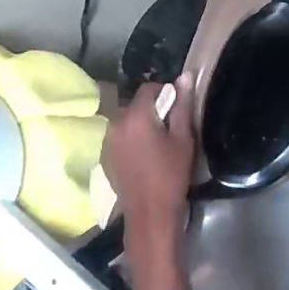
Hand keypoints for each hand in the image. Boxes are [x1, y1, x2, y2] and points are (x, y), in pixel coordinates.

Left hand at [104, 76, 196, 246]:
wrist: (150, 212)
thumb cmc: (172, 174)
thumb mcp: (184, 139)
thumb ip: (183, 107)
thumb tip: (184, 77)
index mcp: (136, 116)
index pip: (149, 88)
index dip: (166, 92)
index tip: (178, 108)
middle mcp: (116, 123)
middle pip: (136, 105)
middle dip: (152, 110)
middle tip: (171, 128)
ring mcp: (107, 140)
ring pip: (126, 121)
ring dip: (140, 125)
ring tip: (157, 143)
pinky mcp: (104, 156)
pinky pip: (119, 137)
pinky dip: (131, 139)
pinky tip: (144, 156)